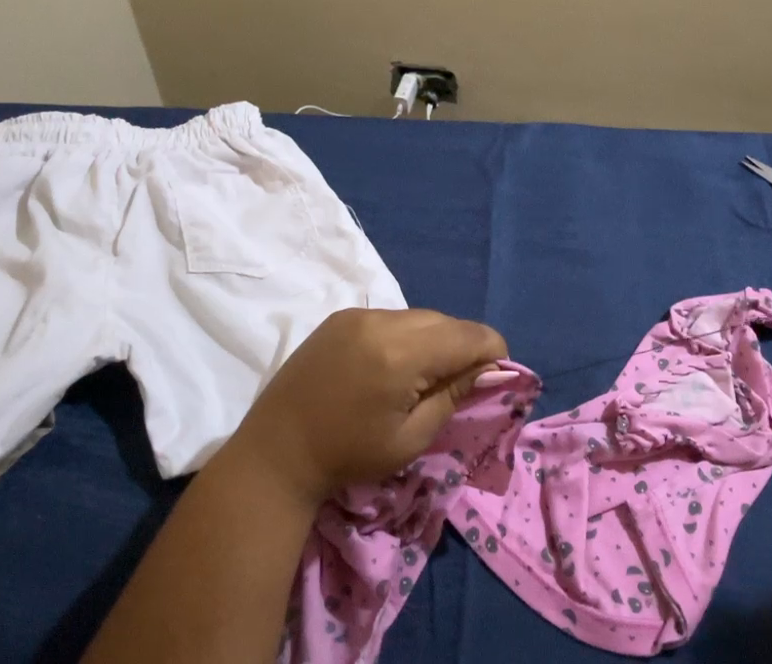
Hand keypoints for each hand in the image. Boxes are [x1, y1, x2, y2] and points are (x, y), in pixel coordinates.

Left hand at [228, 308, 507, 504]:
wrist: (276, 452)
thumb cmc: (348, 456)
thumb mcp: (412, 438)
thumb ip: (455, 396)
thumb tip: (494, 370)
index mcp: (402, 353)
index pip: (471, 335)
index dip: (493, 354)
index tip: (492, 381)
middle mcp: (382, 321)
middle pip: (447, 322)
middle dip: (464, 347)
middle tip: (458, 385)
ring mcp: (359, 314)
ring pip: (421, 317)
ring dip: (435, 340)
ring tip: (422, 378)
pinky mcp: (342, 317)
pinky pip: (392, 318)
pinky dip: (406, 336)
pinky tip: (393, 367)